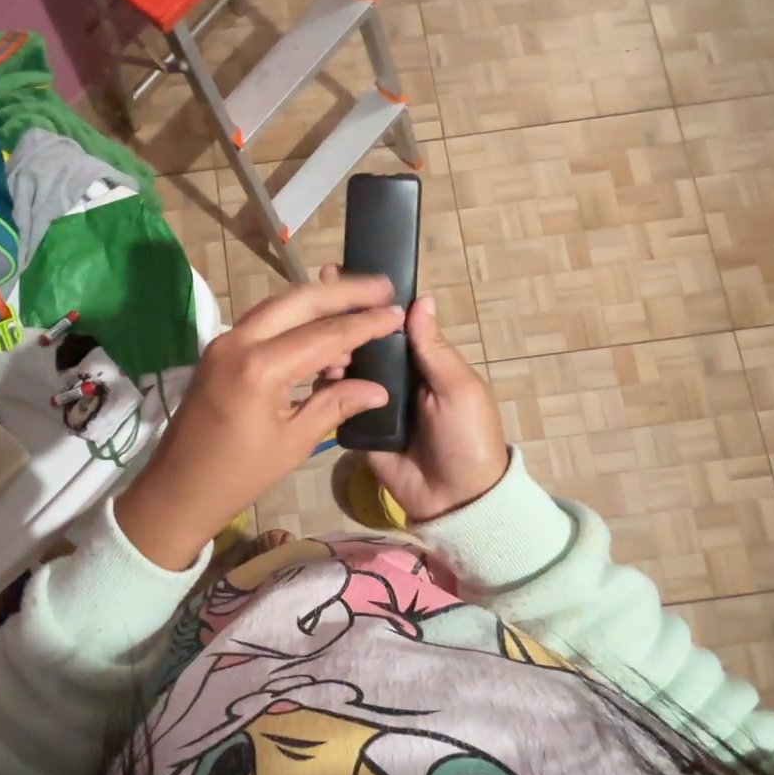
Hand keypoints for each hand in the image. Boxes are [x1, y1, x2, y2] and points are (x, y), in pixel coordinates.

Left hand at [115, 275, 404, 568]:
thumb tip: (378, 388)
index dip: (364, 324)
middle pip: (299, 300)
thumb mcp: (294, 442)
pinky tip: (322, 337)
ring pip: (279, 306)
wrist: (177, 490)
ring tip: (360, 307)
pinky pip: (263, 324)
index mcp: (260, 368)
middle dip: (344, 292)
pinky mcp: (218, 352)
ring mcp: (224, 343)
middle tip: (383, 288)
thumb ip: (336, 404)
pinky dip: (295, 322)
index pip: (324, 334)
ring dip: (319, 303)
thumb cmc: (238, 475)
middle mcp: (238, 342)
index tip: (396, 313)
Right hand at [321, 265, 508, 521]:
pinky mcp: (355, 428)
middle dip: (336, 321)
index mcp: (422, 362)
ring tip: (308, 339)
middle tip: (309, 301)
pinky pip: (336, 403)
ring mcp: (370, 401)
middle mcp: (392, 376)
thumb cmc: (467, 437)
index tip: (338, 275)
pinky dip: (323, 389)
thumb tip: (421, 299)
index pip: (389, 323)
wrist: (455, 499)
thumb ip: (435, 349)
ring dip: (325, 351)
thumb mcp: (459, 389)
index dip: (366, 302)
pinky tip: (306, 371)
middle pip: (360, 342)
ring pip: (343, 369)